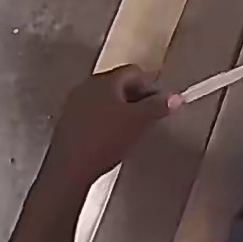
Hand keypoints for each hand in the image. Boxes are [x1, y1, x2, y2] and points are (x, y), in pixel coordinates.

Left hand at [39, 66, 180, 192]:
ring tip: (134, 126)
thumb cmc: (105, 139)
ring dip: (122, 108)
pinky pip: (93, 113)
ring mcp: (74, 104)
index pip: (134, 72)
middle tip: (151, 112)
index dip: (151, 84)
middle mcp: (87, 87)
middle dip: (137, 96)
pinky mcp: (67, 122)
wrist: (69, 170)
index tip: (162, 100)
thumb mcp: (139, 121)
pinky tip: (113, 136)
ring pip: (106, 99)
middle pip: (119, 84)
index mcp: (105, 81)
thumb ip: (158, 106)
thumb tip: (175, 98)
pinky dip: (107, 119)